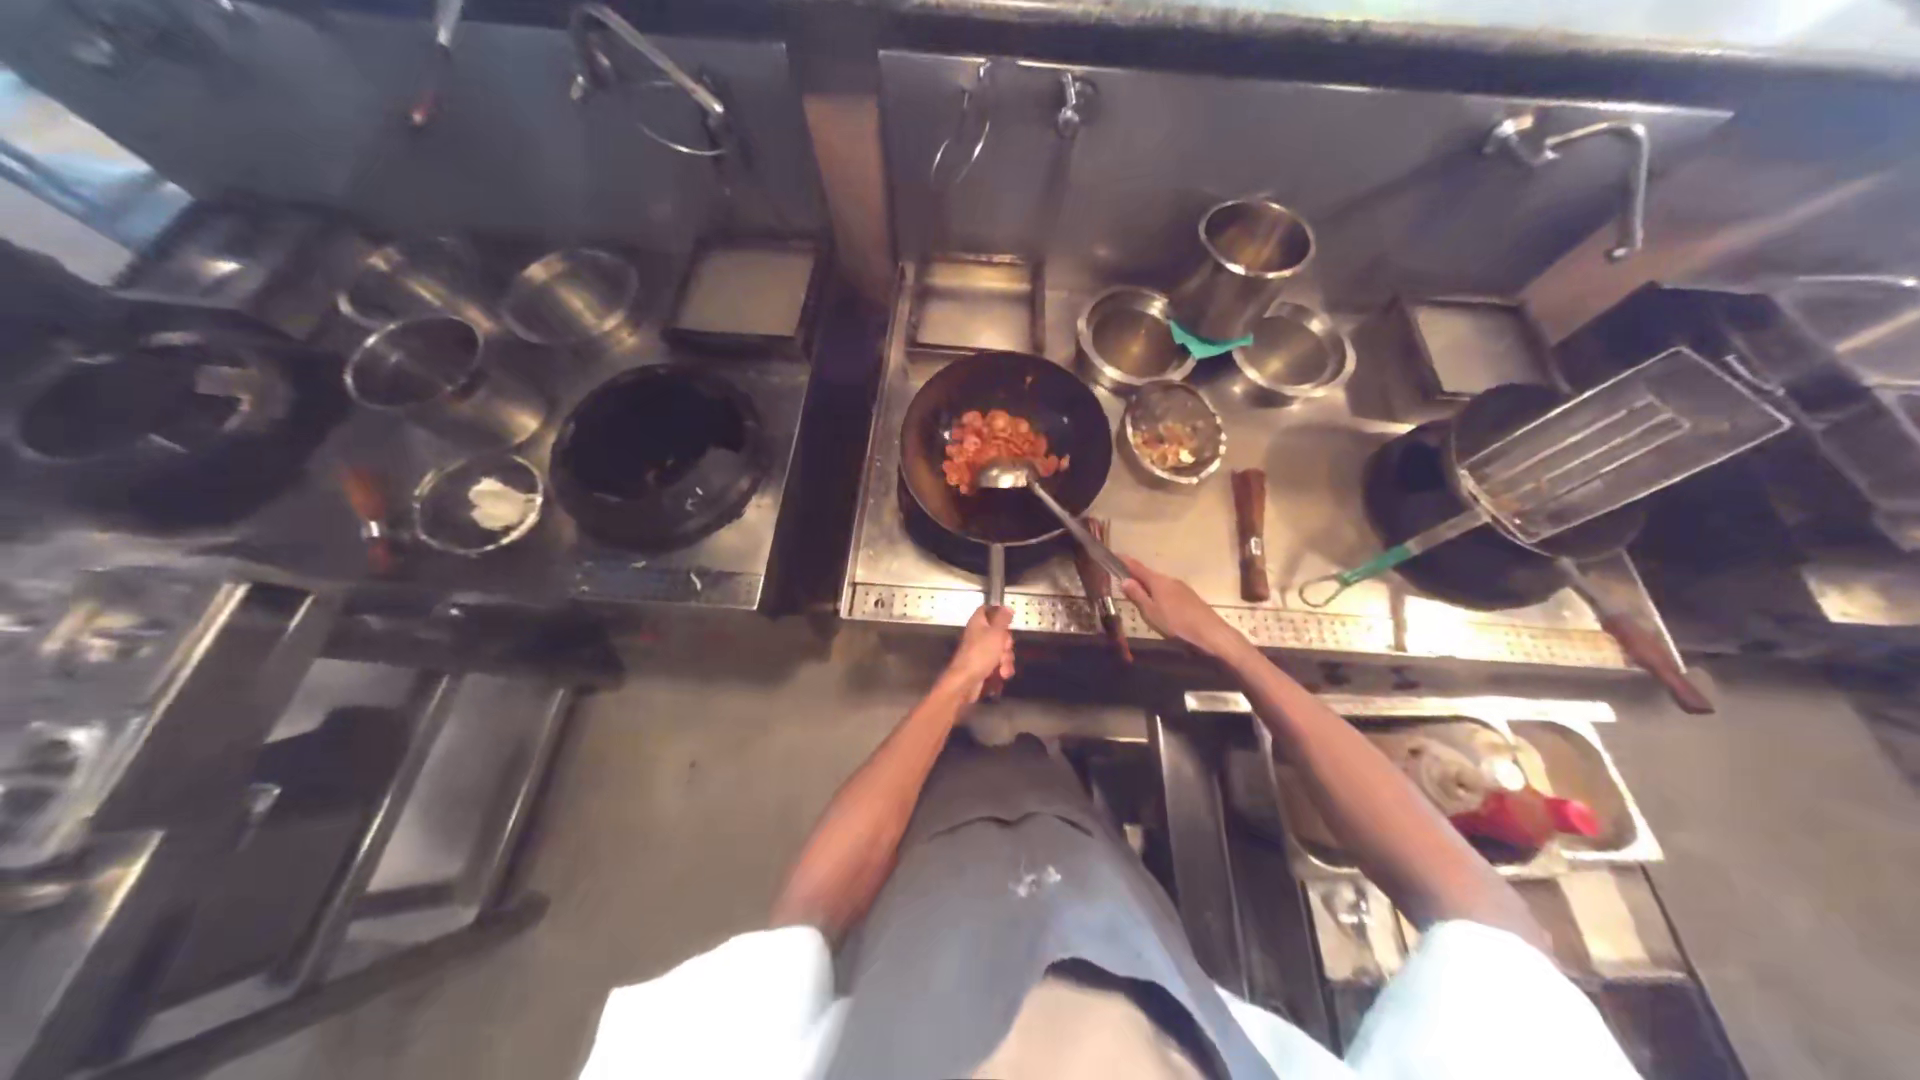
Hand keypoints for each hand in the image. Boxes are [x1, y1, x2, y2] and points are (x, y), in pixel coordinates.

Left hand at [943, 605, 1014, 699]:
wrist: (966, 682)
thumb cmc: (980, 653)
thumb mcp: (995, 633)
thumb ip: (1003, 619)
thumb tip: (1007, 607)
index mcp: (978, 622)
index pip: (987, 609)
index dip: (999, 613)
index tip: (1008, 621)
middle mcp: (978, 634)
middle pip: (999, 632)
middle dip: (1007, 643)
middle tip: (1004, 648)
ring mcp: (981, 651)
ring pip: (1001, 649)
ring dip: (1006, 659)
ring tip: (1002, 667)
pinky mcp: (984, 665)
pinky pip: (998, 663)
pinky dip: (1002, 668)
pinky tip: (1001, 675)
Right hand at [1120, 557, 1249, 660]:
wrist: (1209, 630)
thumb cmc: (1176, 621)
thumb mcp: (1151, 611)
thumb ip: (1138, 595)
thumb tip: (1125, 580)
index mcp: (1157, 581)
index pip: (1137, 567)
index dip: (1125, 561)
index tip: (1115, 554)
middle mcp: (1169, 579)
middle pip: (1149, 575)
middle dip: (1136, 577)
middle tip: (1124, 582)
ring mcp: (1180, 586)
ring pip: (1159, 583)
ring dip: (1148, 586)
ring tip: (1140, 596)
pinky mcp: (1188, 595)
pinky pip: (1168, 590)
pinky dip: (1159, 592)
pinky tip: (1159, 605)